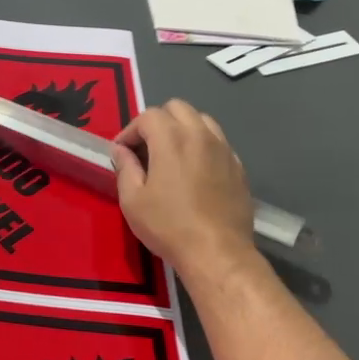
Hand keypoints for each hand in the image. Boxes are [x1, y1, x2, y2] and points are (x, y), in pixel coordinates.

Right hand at [111, 100, 256, 278]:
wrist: (216, 251)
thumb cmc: (167, 225)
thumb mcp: (132, 200)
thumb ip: (125, 168)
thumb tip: (121, 151)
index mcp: (172, 140)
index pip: (148, 116)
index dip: (130, 130)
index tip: (121, 152)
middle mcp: (201, 135)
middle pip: (178, 108)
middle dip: (157, 122)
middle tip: (144, 148)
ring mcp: (224, 149)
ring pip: (202, 120)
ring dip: (182, 129)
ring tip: (169, 154)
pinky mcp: (237, 166)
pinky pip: (218, 141)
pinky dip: (201, 145)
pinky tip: (193, 170)